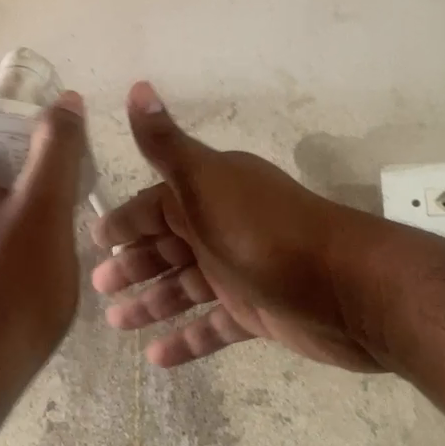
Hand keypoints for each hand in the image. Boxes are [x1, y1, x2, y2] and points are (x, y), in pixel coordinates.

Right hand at [92, 82, 412, 370]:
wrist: (351, 288)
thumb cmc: (267, 233)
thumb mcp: (207, 183)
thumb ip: (166, 144)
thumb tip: (137, 86)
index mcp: (207, 194)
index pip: (152, 205)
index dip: (123, 222)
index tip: (92, 241)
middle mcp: (221, 228)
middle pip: (166, 247)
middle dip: (132, 266)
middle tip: (99, 289)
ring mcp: (240, 272)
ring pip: (185, 288)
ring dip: (152, 304)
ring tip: (117, 324)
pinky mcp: (258, 314)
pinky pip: (213, 327)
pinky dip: (186, 339)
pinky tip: (156, 359)